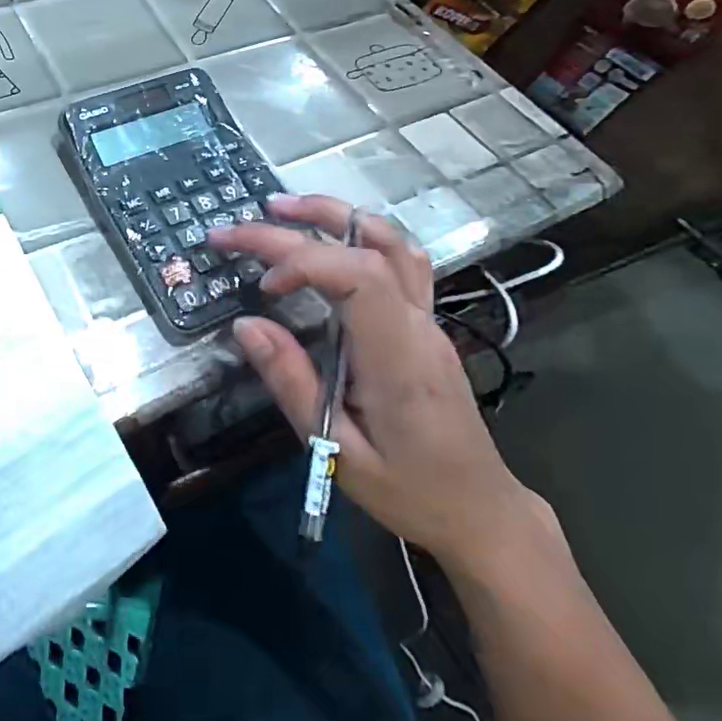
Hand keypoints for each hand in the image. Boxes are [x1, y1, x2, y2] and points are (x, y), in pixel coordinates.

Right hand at [208, 194, 542, 566]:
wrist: (482, 511)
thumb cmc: (408, 489)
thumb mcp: (336, 449)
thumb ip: (292, 382)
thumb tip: (246, 324)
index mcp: (400, 359)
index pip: (360, 277)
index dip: (303, 262)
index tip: (261, 287)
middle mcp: (420, 327)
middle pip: (371, 246)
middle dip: (300, 226)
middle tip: (240, 225)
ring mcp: (429, 321)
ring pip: (393, 242)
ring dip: (335, 216)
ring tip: (281, 209)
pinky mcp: (424, 325)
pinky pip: (398, 261)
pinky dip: (356, 234)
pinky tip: (325, 238)